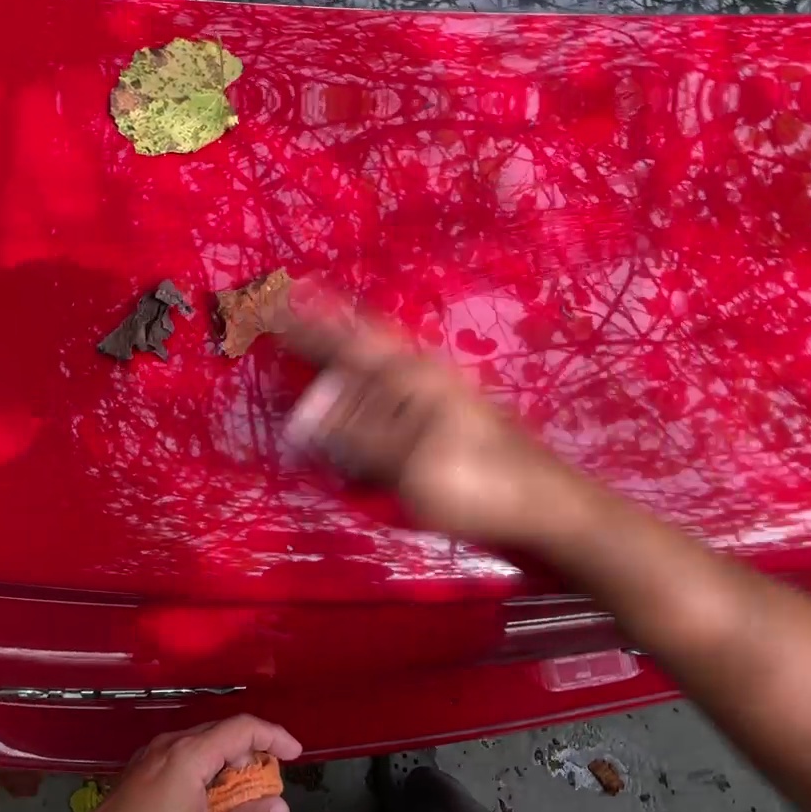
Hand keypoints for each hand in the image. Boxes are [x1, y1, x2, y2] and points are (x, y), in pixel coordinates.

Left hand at [43, 715, 301, 811]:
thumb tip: (280, 807)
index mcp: (187, 755)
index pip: (241, 727)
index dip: (273, 736)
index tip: (296, 754)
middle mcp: (166, 746)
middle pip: (220, 733)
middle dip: (250, 753)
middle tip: (270, 785)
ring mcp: (146, 761)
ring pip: (198, 748)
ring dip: (225, 766)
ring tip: (241, 799)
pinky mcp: (134, 779)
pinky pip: (178, 761)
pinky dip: (202, 774)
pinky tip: (204, 805)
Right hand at [282, 294, 600, 550]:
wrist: (543, 505)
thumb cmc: (478, 483)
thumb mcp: (408, 462)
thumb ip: (354, 435)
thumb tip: (302, 415)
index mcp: (409, 375)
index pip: (343, 340)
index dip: (304, 325)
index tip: (268, 306)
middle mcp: (420, 375)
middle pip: (358, 343)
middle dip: (318, 331)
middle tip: (281, 318)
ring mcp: (434, 397)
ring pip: (375, 366)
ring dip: (340, 356)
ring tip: (310, 351)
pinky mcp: (442, 423)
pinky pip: (389, 398)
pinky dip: (363, 393)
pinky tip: (357, 399)